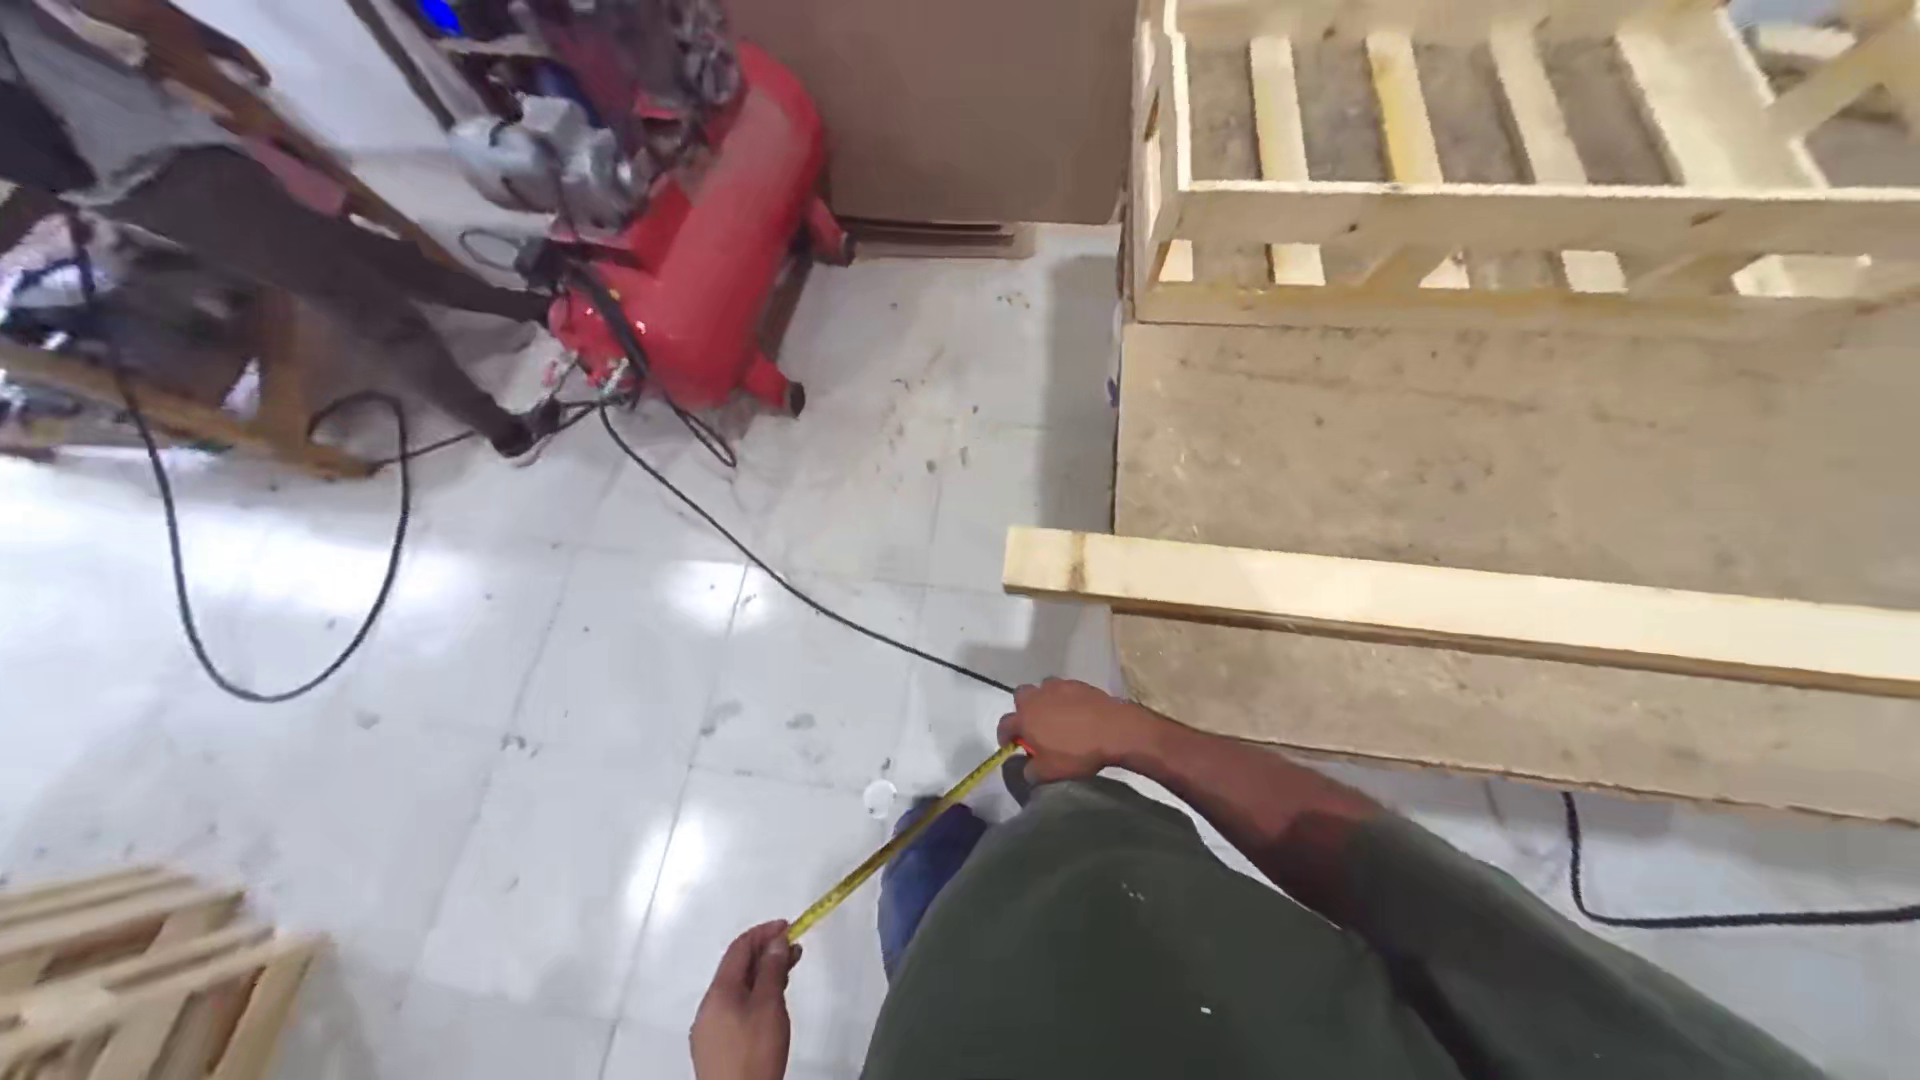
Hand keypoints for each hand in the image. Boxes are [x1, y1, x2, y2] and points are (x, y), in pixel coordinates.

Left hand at [691, 921, 799, 1079]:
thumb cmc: (754, 1052)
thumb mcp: (769, 1005)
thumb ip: (772, 969)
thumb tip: (775, 941)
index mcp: (718, 992)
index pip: (739, 948)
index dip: (763, 932)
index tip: (789, 927)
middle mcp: (708, 1007)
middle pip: (737, 967)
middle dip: (766, 952)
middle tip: (794, 947)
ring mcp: (710, 1029)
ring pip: (738, 988)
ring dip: (763, 973)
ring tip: (790, 970)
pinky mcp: (716, 1047)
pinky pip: (736, 1007)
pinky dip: (756, 994)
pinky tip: (773, 1001)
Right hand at [996, 678, 1165, 783]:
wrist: (1113, 729)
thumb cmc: (1077, 752)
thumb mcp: (1050, 772)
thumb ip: (1031, 771)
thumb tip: (1027, 768)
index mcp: (1025, 718)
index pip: (1005, 724)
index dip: (1004, 735)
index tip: (1010, 744)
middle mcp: (1036, 697)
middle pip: (1020, 696)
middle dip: (1023, 709)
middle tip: (1034, 724)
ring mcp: (1057, 687)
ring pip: (1042, 687)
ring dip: (1044, 699)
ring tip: (1056, 714)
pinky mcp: (1078, 683)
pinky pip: (1064, 687)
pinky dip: (1065, 697)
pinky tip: (1076, 709)